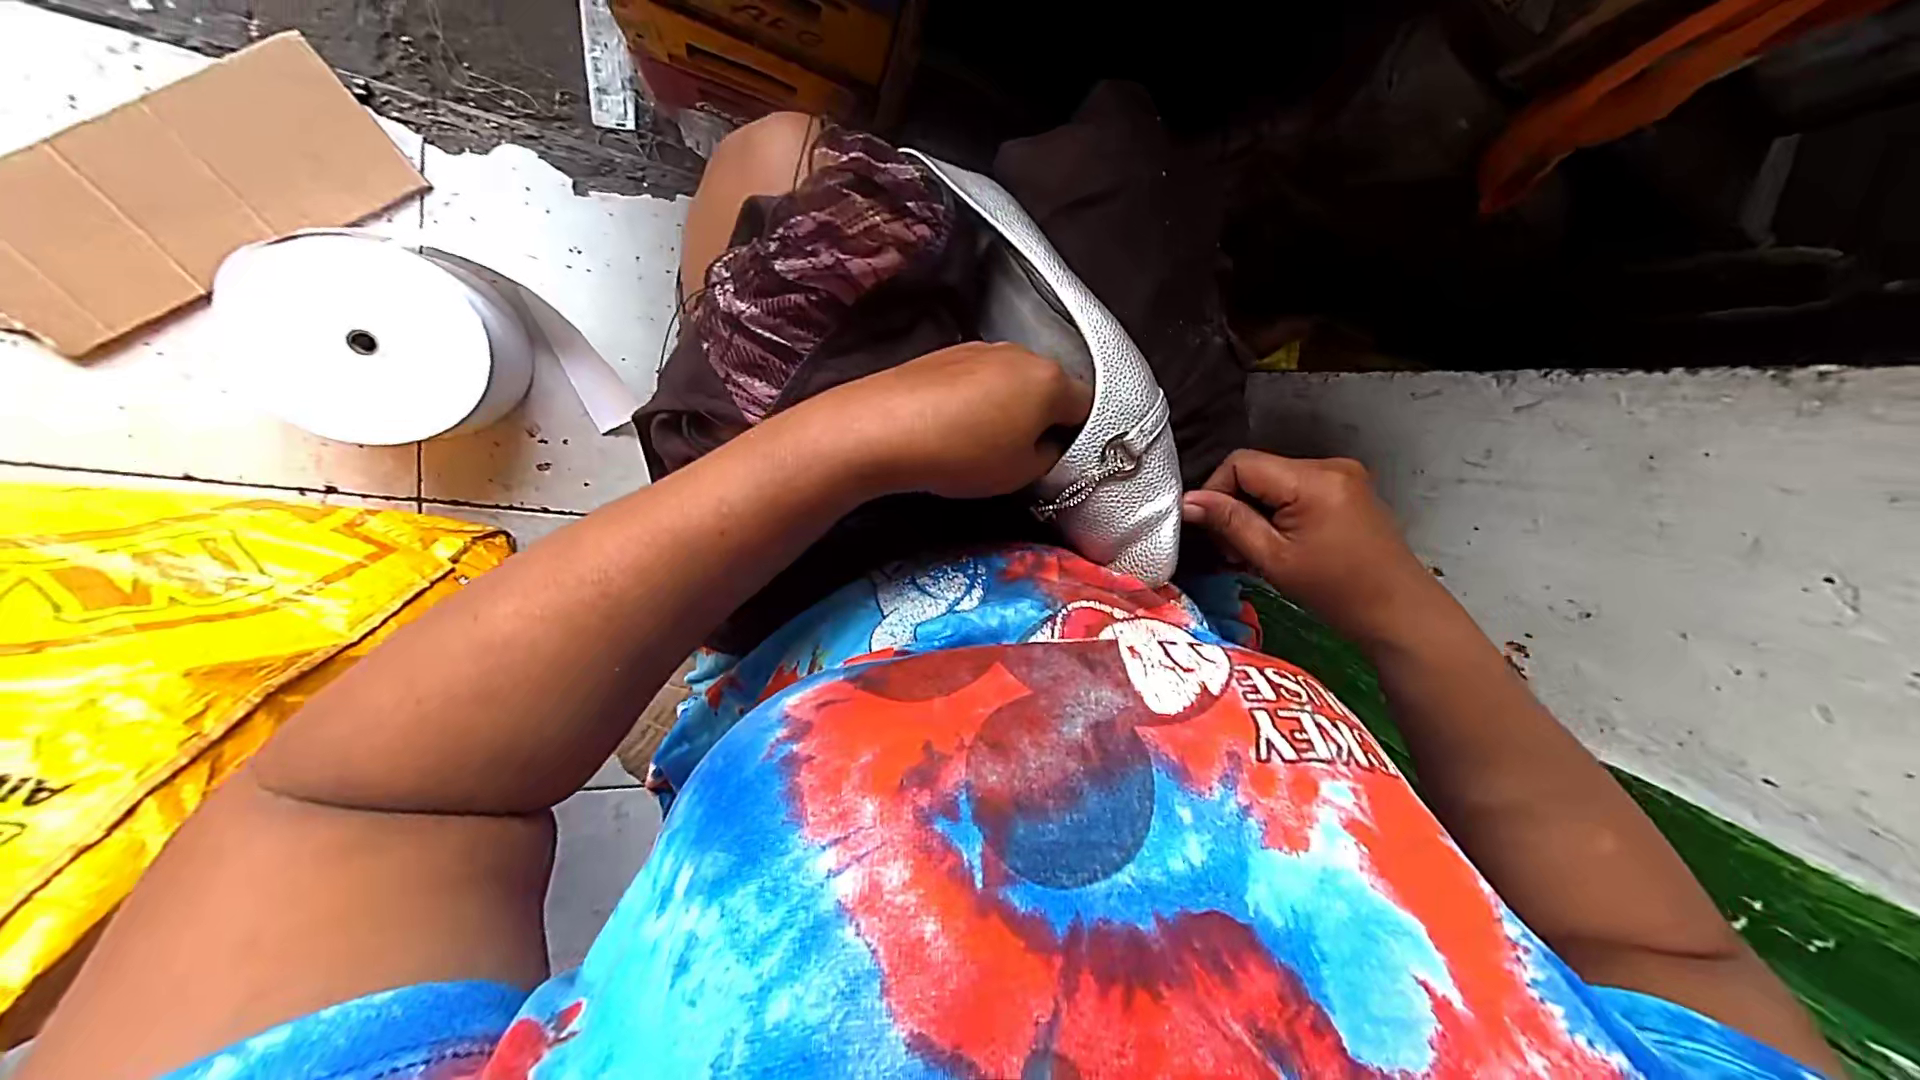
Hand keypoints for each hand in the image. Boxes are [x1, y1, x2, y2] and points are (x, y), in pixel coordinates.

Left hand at [791, 342, 1092, 498]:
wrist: (883, 428)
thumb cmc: (957, 452)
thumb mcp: (1020, 473)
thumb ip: (1050, 458)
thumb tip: (1050, 449)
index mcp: (1050, 380)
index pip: (1088, 405)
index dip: (1080, 436)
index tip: (1064, 457)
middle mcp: (1019, 355)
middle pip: (1049, 389)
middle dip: (1043, 420)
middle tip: (1023, 456)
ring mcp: (981, 350)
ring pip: (1012, 383)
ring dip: (1009, 410)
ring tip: (982, 445)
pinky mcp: (948, 355)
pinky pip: (979, 380)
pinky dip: (977, 402)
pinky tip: (956, 429)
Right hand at [1182, 450, 1454, 651]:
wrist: (1399, 612)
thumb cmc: (1336, 592)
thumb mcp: (1272, 559)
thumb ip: (1228, 523)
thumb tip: (1188, 502)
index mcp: (1313, 480)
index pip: (1240, 463)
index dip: (1215, 491)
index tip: (1211, 529)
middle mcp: (1329, 466)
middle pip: (1256, 470)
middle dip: (1234, 506)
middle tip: (1231, 550)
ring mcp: (1341, 476)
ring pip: (1270, 480)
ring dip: (1252, 512)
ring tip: (1252, 551)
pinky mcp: (1345, 488)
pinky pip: (1292, 489)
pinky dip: (1274, 512)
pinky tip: (1275, 543)